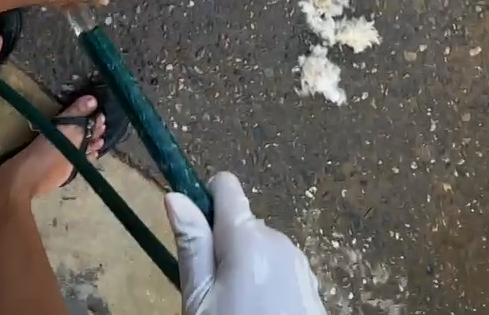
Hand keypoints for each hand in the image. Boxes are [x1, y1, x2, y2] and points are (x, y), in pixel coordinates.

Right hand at [165, 173, 325, 314]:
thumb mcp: (199, 301)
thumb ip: (191, 246)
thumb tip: (175, 194)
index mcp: (248, 238)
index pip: (226, 186)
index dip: (206, 200)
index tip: (197, 234)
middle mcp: (279, 240)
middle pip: (242, 224)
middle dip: (225, 248)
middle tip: (215, 295)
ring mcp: (301, 265)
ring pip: (260, 249)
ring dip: (247, 269)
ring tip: (240, 312)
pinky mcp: (313, 288)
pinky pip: (280, 270)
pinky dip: (268, 286)